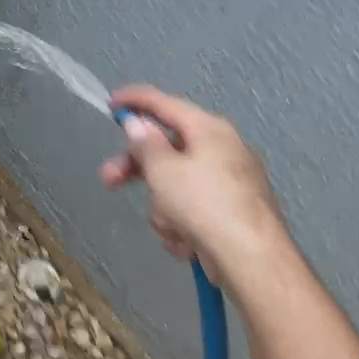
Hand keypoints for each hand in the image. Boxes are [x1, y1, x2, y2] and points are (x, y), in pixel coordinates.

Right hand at [98, 85, 289, 276]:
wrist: (250, 257)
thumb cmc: (203, 204)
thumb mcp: (163, 170)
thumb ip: (145, 144)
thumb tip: (138, 124)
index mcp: (209, 130)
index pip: (165, 104)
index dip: (135, 101)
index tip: (110, 103)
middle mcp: (222, 150)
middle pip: (166, 150)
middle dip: (137, 170)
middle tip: (108, 180)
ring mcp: (227, 182)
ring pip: (174, 185)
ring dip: (162, 206)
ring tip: (170, 226)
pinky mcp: (229, 211)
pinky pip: (190, 209)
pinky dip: (181, 224)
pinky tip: (186, 240)